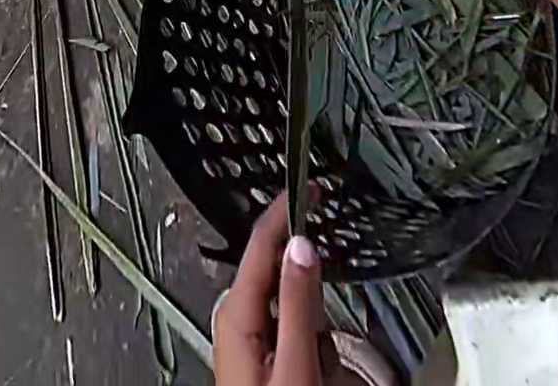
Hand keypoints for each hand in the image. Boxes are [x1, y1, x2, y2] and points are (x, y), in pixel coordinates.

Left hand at [214, 197, 323, 385]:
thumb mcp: (294, 367)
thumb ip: (299, 303)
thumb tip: (302, 246)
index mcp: (236, 310)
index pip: (261, 239)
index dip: (286, 208)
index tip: (310, 188)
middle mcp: (235, 315)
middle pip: (278, 268)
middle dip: (309, 291)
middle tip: (323, 335)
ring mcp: (246, 333)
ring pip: (290, 299)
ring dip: (313, 325)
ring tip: (317, 369)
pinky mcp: (259, 350)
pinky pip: (291, 325)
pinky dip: (309, 341)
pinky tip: (313, 372)